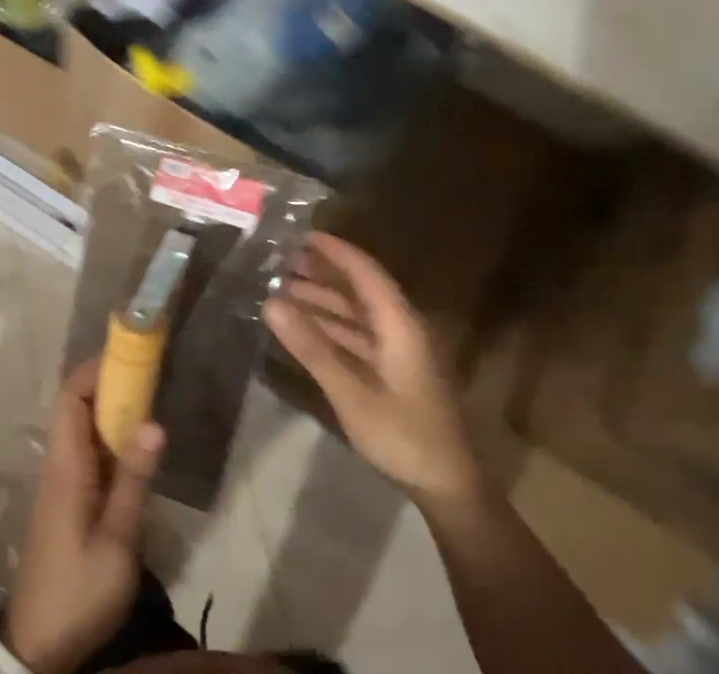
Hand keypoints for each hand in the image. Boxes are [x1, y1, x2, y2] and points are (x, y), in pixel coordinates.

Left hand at [5, 361, 166, 673]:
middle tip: (155, 370)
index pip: (71, 397)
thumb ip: (133, 481)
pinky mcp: (67, 501)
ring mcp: (60, 483)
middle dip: (112, 381)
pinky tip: (138, 444)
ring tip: (155, 396)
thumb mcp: (116, 540)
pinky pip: (87, 452)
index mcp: (65, 467)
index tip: (133, 351)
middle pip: (77, 406)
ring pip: (83, 428)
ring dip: (114, 407)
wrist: (38, 642)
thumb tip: (154, 422)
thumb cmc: (78, 590)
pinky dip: (111, 436)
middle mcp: (57, 465)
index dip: (97, 367)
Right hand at [263, 233, 484, 501]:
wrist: (447, 484)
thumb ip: (311, 346)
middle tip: (282, 261)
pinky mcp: (394, 373)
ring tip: (284, 290)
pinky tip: (304, 330)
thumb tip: (271, 302)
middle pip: (361, 290)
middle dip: (323, 273)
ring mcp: (400, 353)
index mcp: (400, 326)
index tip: (302, 235)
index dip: (336, 252)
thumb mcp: (351, 391)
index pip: (366, 274)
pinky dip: (331, 329)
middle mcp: (402, 330)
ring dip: (324, 302)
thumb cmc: (402, 434)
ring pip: (358, 315)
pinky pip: (358, 338)